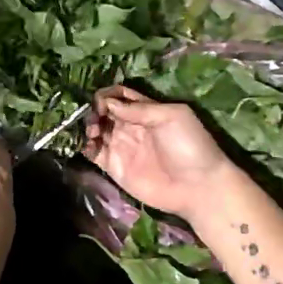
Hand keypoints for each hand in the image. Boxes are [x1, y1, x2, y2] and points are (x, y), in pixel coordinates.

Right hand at [83, 85, 237, 222]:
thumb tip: (108, 103)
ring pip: (95, 130)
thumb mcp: (171, 116)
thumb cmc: (190, 146)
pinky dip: (84, 146)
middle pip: (103, 112)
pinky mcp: (114, 167)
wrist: (198, 188)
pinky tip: (86, 143)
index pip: (118, 96)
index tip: (101, 101)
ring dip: (87, 126)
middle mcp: (129, 126)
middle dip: (93, 110)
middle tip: (93, 117)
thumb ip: (139, 108)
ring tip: (92, 131)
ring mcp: (120, 146)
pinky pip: (93, 152)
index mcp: (144, 111)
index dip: (107, 96)